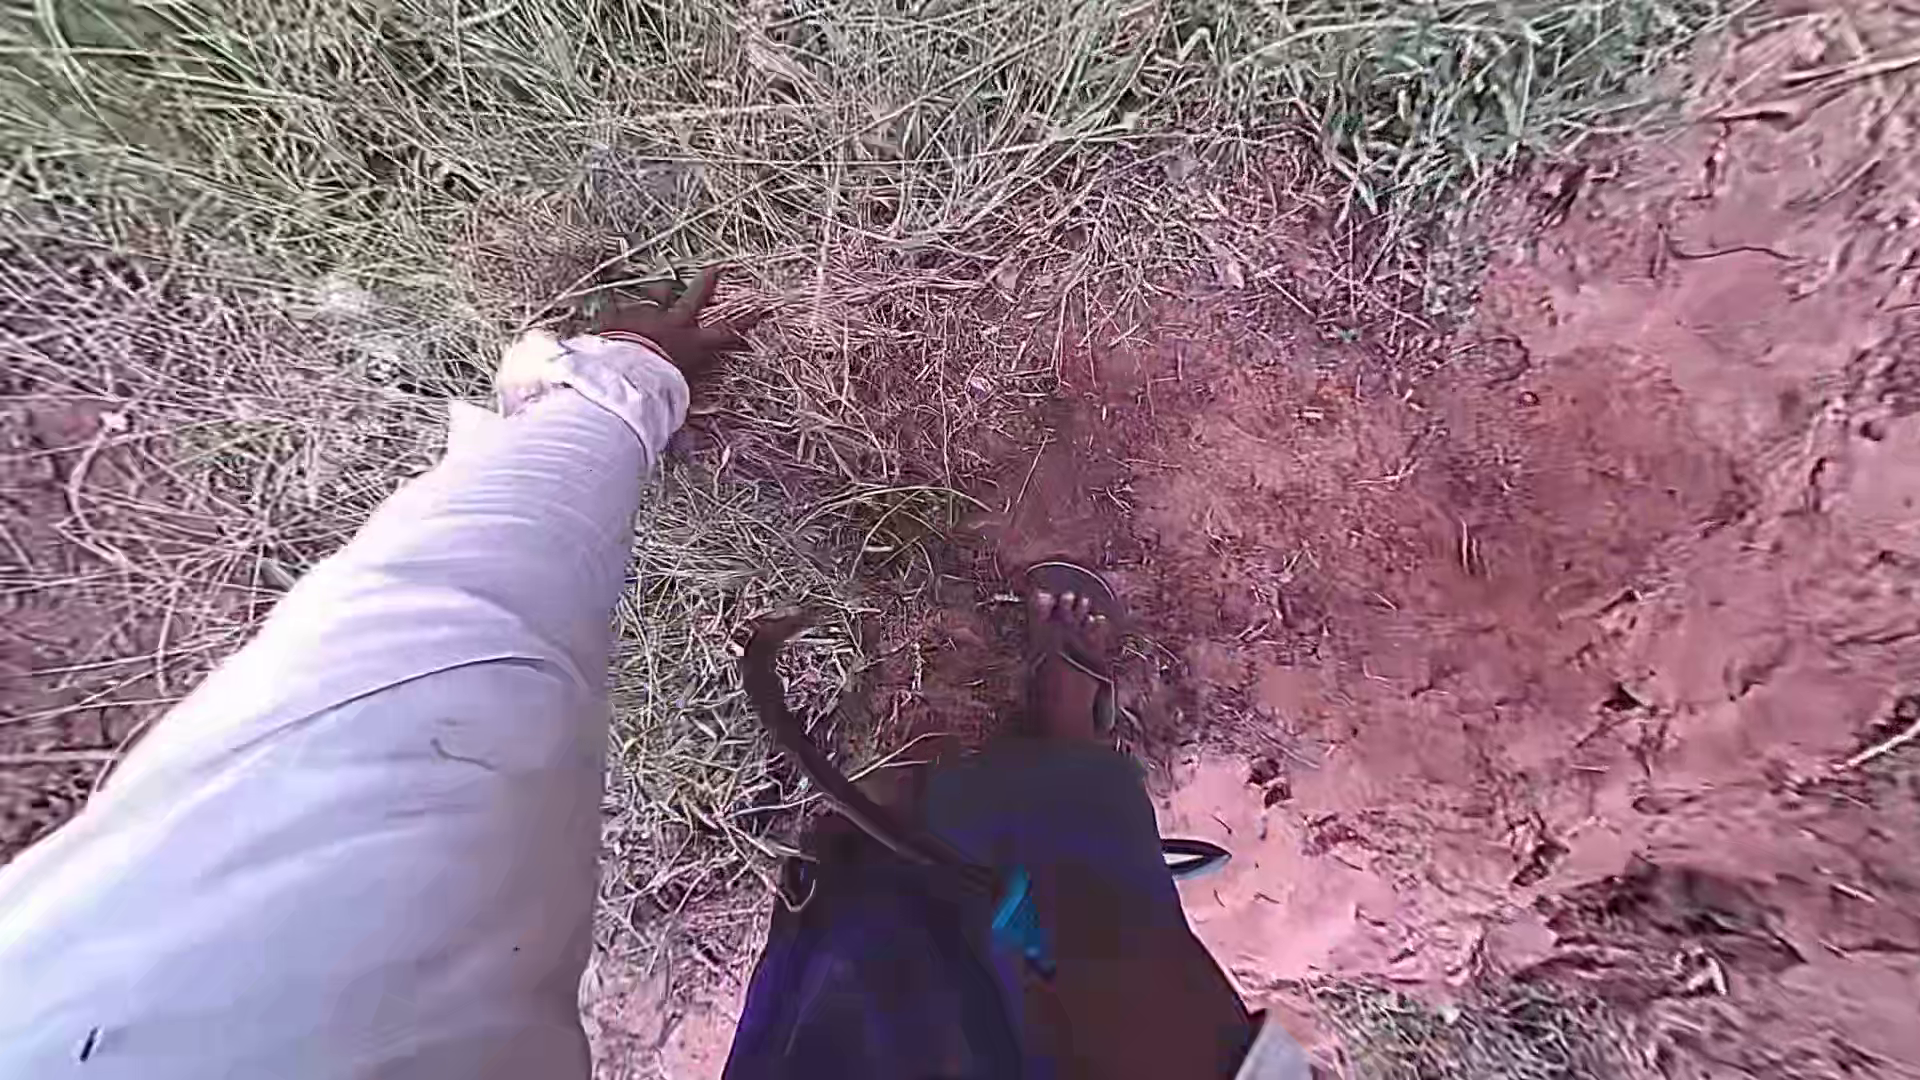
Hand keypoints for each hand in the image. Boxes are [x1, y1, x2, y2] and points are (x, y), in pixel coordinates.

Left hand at [592, 266, 761, 379]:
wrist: (626, 375)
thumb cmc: (661, 387)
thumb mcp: (685, 395)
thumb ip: (692, 394)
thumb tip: (701, 420)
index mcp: (695, 344)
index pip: (728, 332)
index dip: (745, 321)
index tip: (758, 309)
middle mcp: (675, 324)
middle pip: (695, 298)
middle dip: (707, 283)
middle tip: (716, 270)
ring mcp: (647, 315)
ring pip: (658, 294)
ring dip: (660, 292)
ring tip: (661, 286)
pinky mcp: (619, 315)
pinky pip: (619, 305)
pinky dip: (618, 307)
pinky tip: (613, 303)